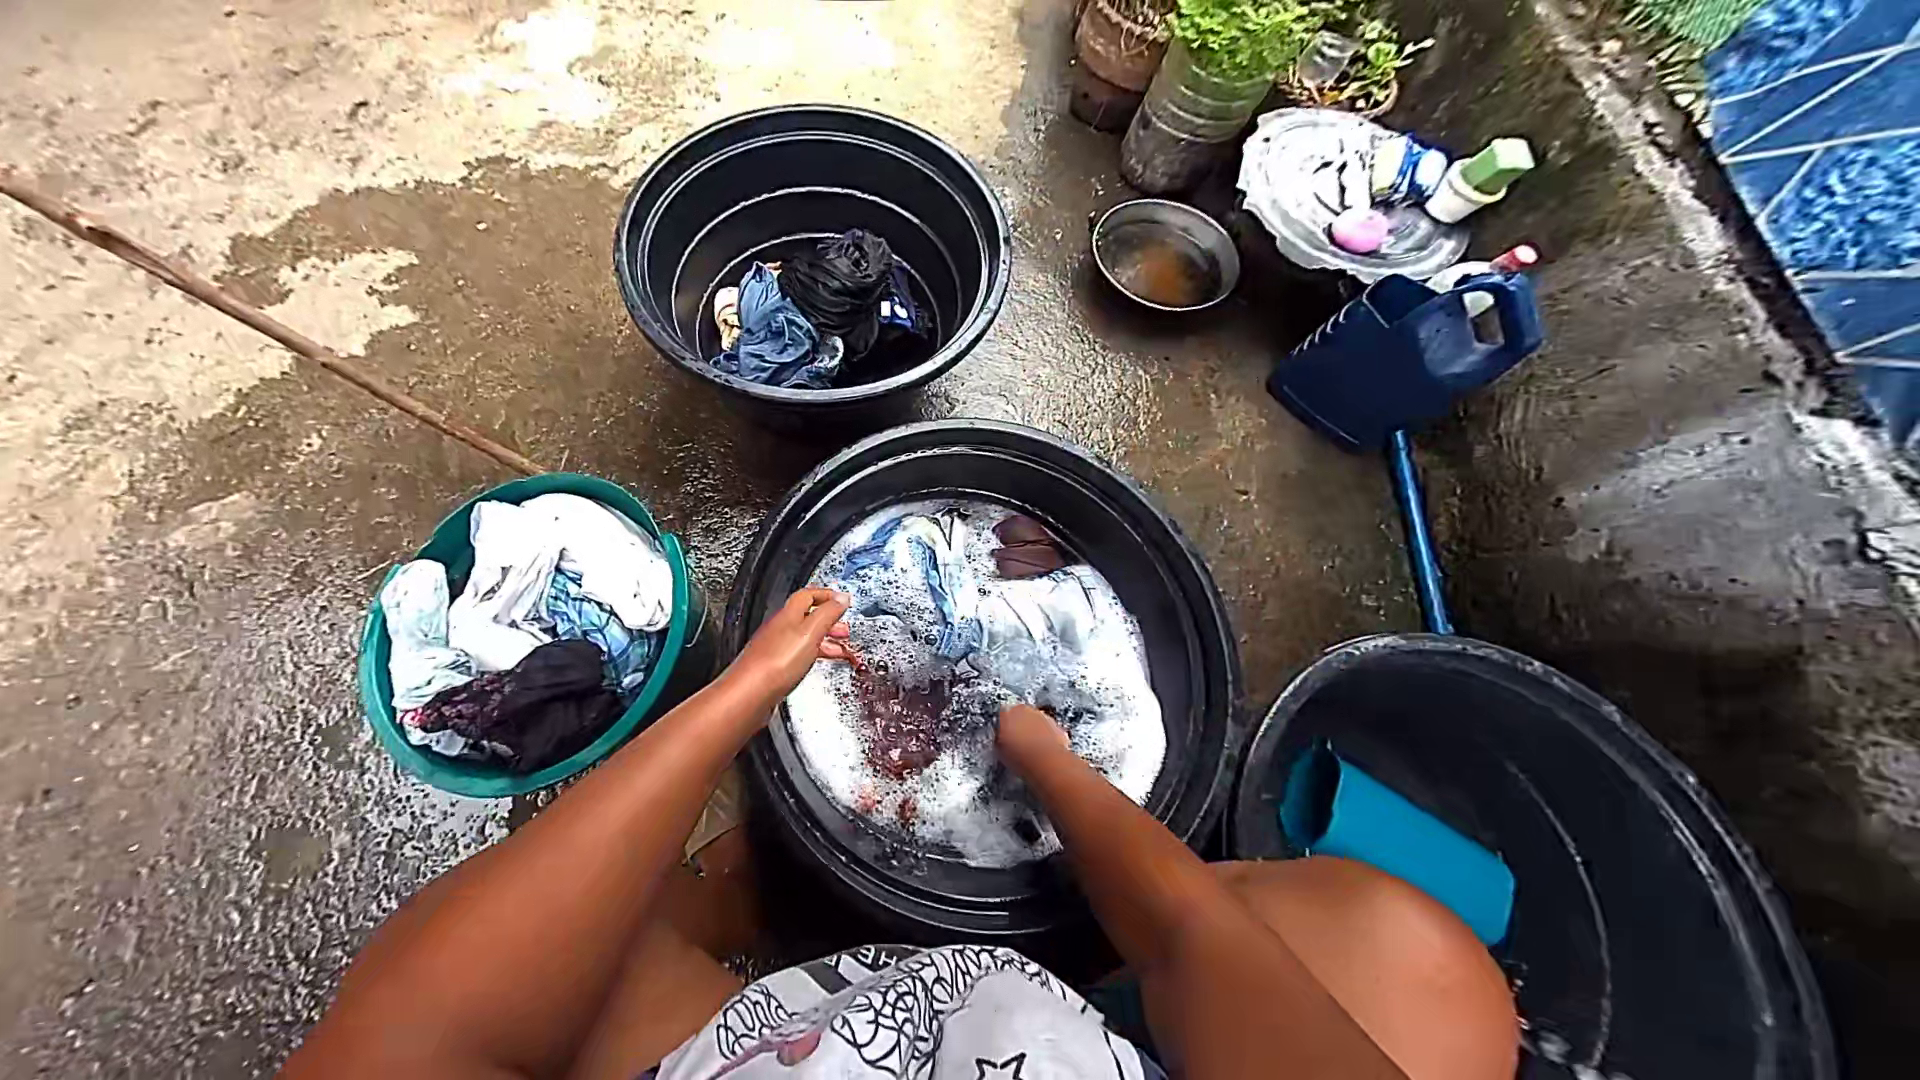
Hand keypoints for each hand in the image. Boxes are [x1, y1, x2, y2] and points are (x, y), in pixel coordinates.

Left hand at [726, 587, 853, 707]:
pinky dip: (813, 655)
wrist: (748, 695)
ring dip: (823, 639)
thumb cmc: (775, 663)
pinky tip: (816, 663)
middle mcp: (779, 629)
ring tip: (839, 648)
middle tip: (843, 627)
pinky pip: (798, 655)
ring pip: (804, 637)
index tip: (842, 600)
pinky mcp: (773, 668)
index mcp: (788, 615)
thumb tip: (841, 598)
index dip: (826, 595)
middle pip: (807, 617)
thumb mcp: (810, 633)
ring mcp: (774, 648)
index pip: (808, 595)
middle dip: (828, 620)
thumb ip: (828, 613)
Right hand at [997, 704, 1069, 772]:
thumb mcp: (999, 750)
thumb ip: (999, 738)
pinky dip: (1049, 738)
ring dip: (1035, 731)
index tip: (1004, 735)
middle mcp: (1026, 710)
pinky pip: (1051, 731)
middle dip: (1021, 725)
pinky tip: (1045, 752)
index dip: (1004, 725)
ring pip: (1037, 721)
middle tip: (1018, 742)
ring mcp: (1044, 717)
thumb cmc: (1019, 756)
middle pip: (1021, 714)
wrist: (1045, 763)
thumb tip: (1001, 740)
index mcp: (1007, 712)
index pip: (1003, 713)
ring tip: (1032, 750)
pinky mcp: (1058, 727)